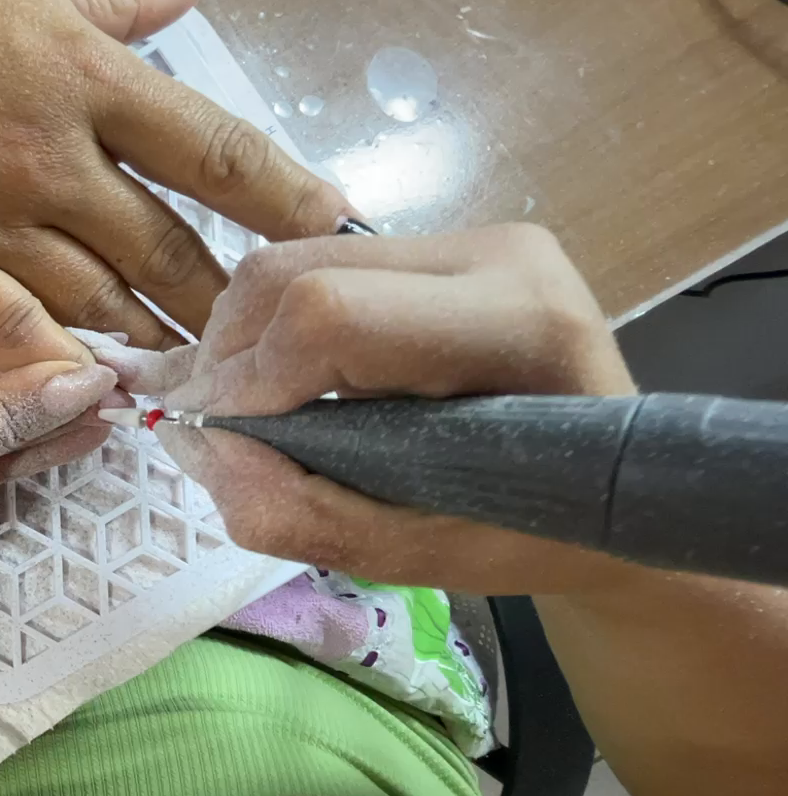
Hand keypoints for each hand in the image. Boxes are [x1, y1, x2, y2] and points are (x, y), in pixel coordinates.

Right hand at [0, 0, 354, 365]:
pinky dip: (50, 362)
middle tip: (255, 340)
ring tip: (184, 371)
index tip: (323, 238)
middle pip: (164, 248)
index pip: (219, 153)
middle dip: (218, 300)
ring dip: (144, 340)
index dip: (284, 201)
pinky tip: (87, 390)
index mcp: (86, 78)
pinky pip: (1, 330)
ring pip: (91, 300)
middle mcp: (52, 163)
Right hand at [77, 224, 640, 593]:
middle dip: (221, 357)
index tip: (217, 440)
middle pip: (283, 275)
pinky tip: (268, 377)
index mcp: (514, 326)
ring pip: (277, 265)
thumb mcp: (403, 554)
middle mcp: (488, 255)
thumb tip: (189, 440)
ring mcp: (456, 241)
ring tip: (243, 406)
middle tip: (217, 424)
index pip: (326, 316)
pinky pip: (295, 271)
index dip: (244, 382)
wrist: (606, 489)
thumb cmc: (522, 532)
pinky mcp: (423, 247)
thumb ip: (287, 511)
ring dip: (231, 343)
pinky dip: (254, 330)